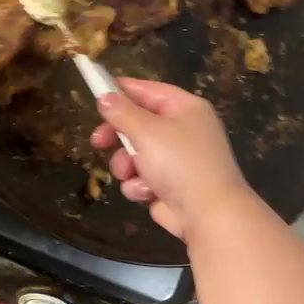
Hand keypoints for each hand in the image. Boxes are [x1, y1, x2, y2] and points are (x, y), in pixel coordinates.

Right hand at [91, 78, 254, 239]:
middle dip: (118, 136)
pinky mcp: (168, 185)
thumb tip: (104, 96)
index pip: (148, 90)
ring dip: (126, 165)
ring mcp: (176, 159)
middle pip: (138, 124)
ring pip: (135, 154)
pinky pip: (141, 178)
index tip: (96, 94)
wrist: (207, 213)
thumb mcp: (147, 131)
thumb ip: (122, 112)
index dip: (122, 91)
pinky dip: (139, 185)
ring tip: (129, 173)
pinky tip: (147, 192)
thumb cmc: (179, 163)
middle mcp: (182, 130)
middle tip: (99, 142)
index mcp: (185, 108)